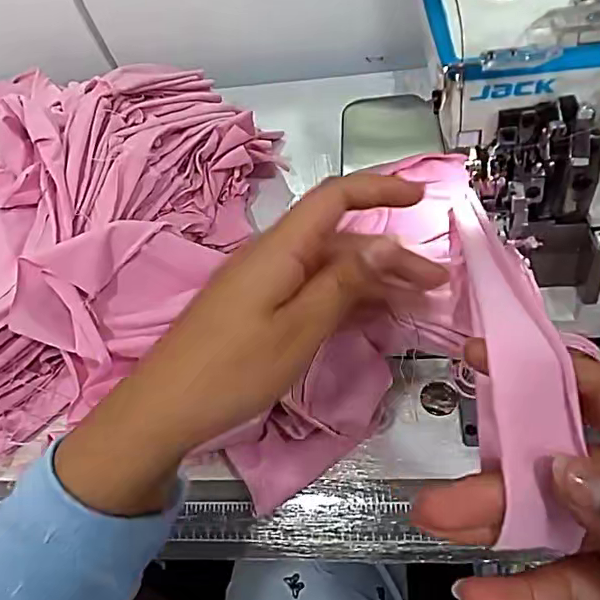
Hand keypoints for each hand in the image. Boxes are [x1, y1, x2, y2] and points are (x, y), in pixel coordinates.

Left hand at [56, 173, 446, 514]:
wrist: (164, 410)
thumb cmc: (231, 370)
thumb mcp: (298, 328)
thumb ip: (344, 283)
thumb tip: (385, 243)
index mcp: (281, 249)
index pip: (335, 197)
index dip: (379, 189)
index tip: (418, 197)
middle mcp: (275, 256)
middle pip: (341, 240)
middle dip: (391, 256)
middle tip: (435, 282)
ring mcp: (267, 284)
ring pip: (332, 269)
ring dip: (375, 282)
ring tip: (417, 303)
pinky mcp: (262, 309)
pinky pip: (314, 293)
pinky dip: (348, 301)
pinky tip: (376, 318)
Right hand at [413, 344, 599, 599]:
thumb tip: (563, 471)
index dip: (546, 373)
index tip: (483, 355)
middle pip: (568, 472)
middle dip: (502, 480)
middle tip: (437, 500)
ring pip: (558, 526)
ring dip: (500, 531)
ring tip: (440, 535)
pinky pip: (572, 585)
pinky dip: (529, 592)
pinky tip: (486, 597)